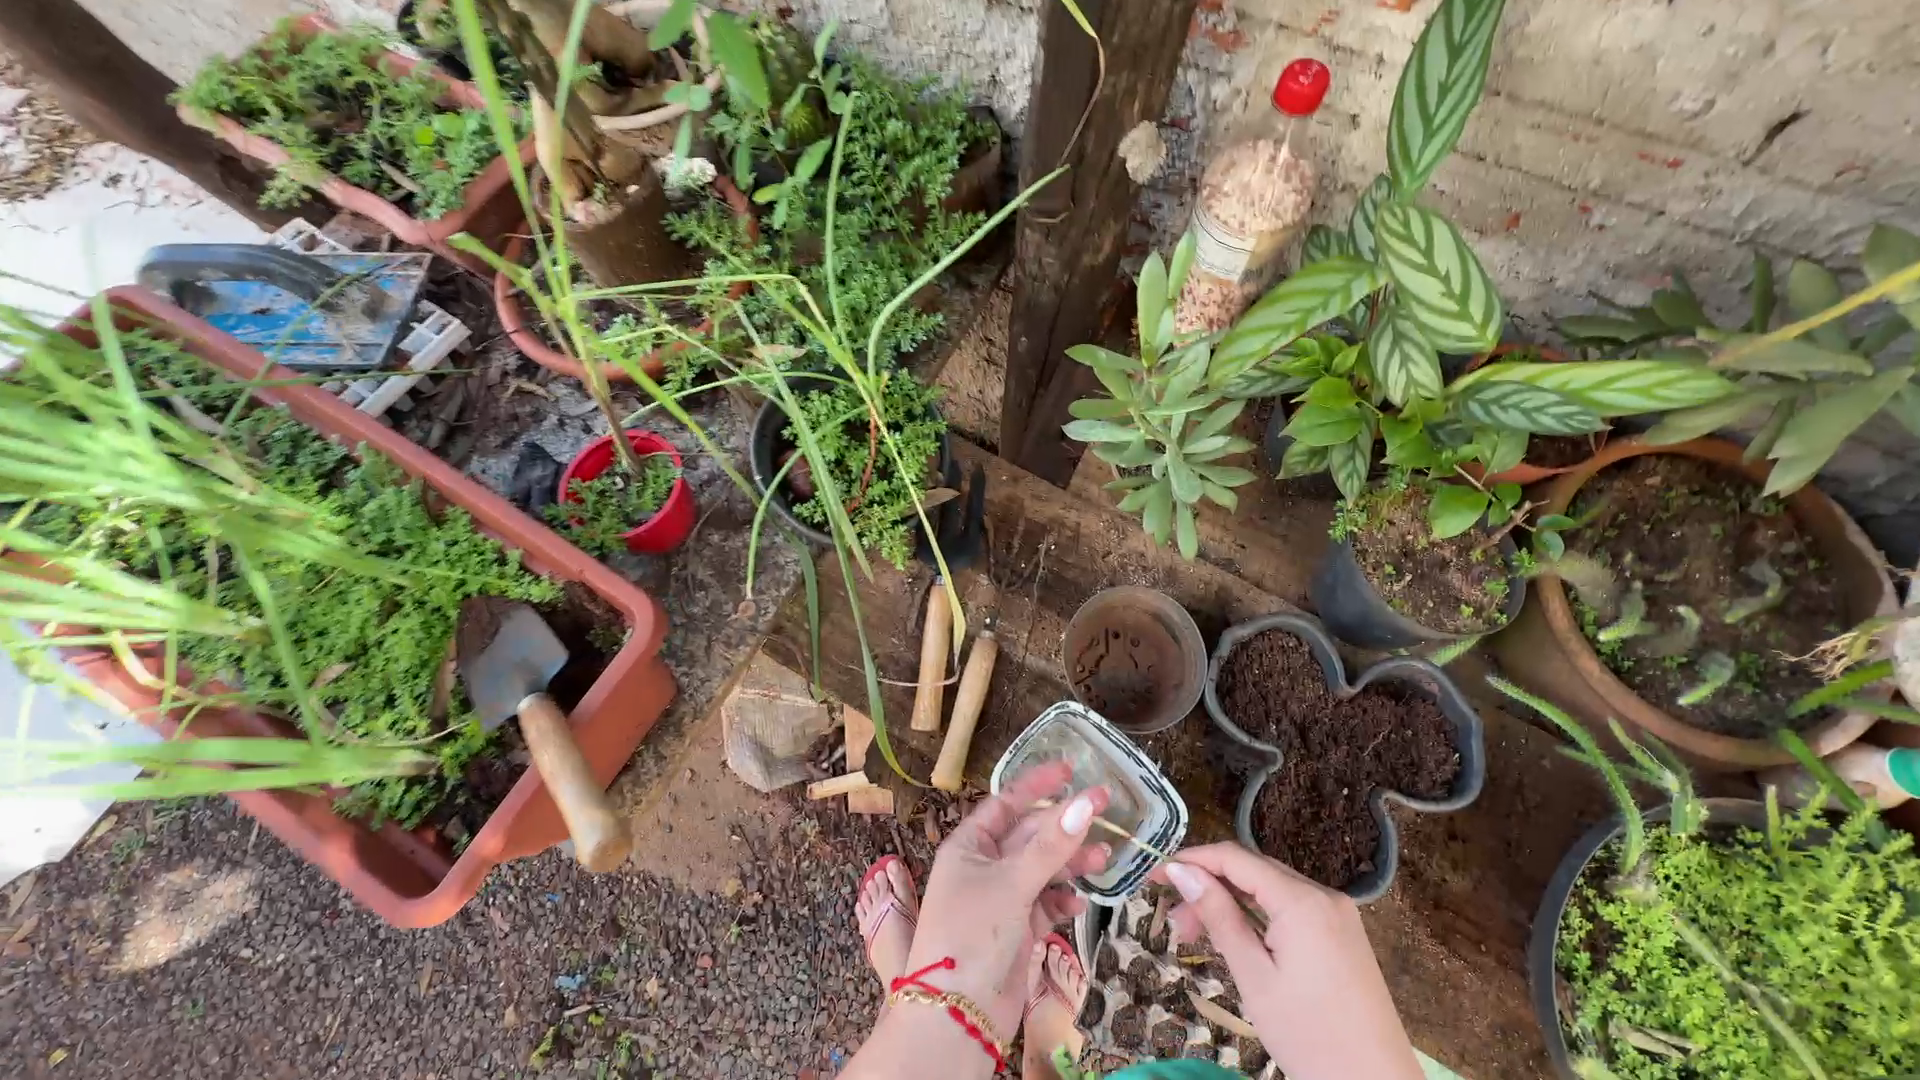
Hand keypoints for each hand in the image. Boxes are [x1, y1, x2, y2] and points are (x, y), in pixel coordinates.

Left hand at [902, 760, 1111, 1035]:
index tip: (1070, 770)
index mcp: (969, 845)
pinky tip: (1079, 903)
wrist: (957, 1015)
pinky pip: (1045, 904)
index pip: (1006, 803)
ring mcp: (1000, 899)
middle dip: (1064, 828)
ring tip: (1103, 861)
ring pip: (1042, 870)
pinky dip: (1062, 901)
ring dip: (1070, 864)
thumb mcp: (1012, 883)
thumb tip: (1086, 802)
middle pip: (1030, 836)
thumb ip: (1051, 845)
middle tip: (1104, 815)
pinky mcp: (1016, 931)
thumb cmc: (973, 934)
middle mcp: (983, 867)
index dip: (1037, 785)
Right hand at [1151, 844, 1422, 1079]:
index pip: (1235, 858)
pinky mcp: (1343, 936)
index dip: (1191, 861)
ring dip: (1231, 902)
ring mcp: (1338, 915)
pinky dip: (1258, 916)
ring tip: (1196, 935)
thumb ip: (1219, 917)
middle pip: (1253, 870)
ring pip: (1271, 890)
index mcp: (1302, 901)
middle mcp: (1324, 895)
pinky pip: (1291, 909)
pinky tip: (1237, 939)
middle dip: (1208, 885)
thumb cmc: (1309, 1036)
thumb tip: (1182, 872)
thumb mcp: (1254, 977)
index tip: (1155, 875)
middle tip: (1173, 920)